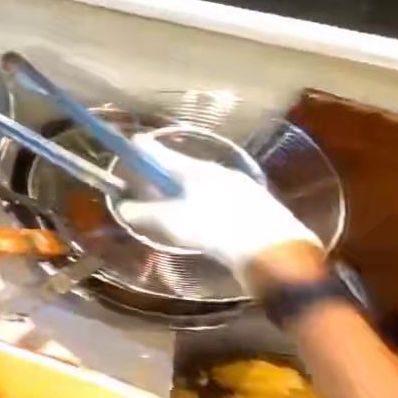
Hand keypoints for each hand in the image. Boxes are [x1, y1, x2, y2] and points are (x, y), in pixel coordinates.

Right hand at [115, 134, 323, 286]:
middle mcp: (217, 172)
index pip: (161, 153)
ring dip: (183, 190)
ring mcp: (238, 188)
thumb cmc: (214, 228)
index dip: (143, 150)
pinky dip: (201, 203)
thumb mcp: (168, 222)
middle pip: (181, 168)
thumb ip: (141, 213)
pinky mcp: (253, 207)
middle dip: (162, 173)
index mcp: (194, 169)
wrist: (273, 250)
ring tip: (172, 205)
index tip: (130, 147)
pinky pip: (217, 198)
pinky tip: (201, 220)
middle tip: (146, 182)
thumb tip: (124, 207)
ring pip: (201, 183)